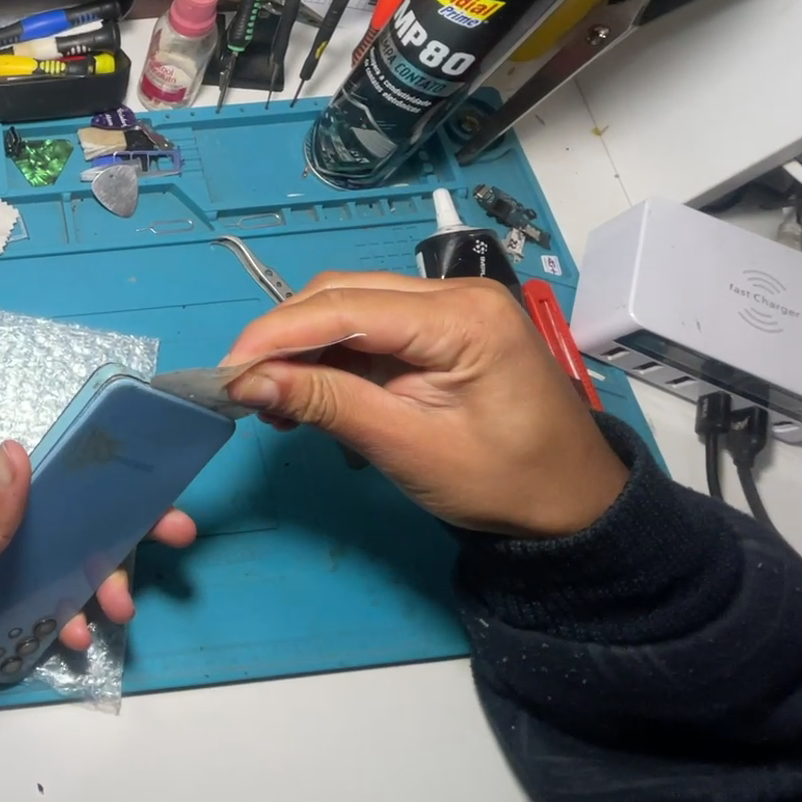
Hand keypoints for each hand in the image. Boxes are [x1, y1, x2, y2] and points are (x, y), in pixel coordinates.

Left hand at [0, 441, 196, 682]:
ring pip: (48, 557)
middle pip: (56, 521)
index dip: (102, 497)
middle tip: (140, 586)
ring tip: (111, 619)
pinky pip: (28, 586)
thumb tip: (21, 448)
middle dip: (105, 549)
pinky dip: (55, 606)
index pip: (47, 483)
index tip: (157, 515)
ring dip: (85, 584)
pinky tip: (71, 635)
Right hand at [221, 272, 626, 538]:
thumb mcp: (408, 447)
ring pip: (343, 307)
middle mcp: (451, 293)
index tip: (227, 371)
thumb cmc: (503, 483)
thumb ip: (325, 404)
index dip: (276, 335)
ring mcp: (444, 306)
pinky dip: (324, 357)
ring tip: (270, 399)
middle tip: (243, 387)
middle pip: (338, 296)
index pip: (344, 308)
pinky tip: (303, 391)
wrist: (574, 507)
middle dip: (282, 338)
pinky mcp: (433, 326)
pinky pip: (361, 328)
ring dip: (298, 348)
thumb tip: (245, 383)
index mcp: (461, 317)